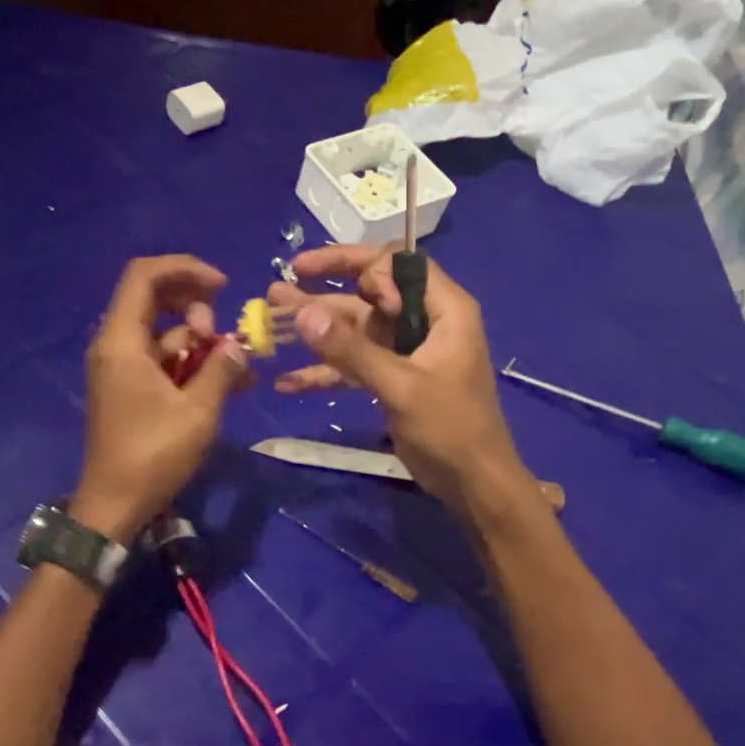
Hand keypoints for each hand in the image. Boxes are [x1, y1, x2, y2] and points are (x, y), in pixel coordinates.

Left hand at [71, 255, 250, 541]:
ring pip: (162, 334)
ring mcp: (118, 369)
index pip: (145, 275)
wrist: (114, 505)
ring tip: (237, 371)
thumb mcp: (199, 412)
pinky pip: (160, 362)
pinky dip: (189, 366)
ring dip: (200, 343)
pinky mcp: (126, 390)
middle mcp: (113, 346)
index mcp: (121, 340)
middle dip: (196, 308)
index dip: (186, 269)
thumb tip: (238, 347)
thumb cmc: (153, 456)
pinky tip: (225, 384)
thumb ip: (222, 370)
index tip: (223, 287)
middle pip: (153, 299)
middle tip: (221, 339)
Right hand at [271, 243, 535, 514]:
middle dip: (322, 295)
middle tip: (275, 291)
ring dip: (317, 334)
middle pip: (368, 295)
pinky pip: (355, 367)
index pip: (396, 264)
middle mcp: (425, 322)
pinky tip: (288, 384)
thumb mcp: (399, 385)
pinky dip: (326, 374)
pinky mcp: (394, 381)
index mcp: (443, 309)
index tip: (310, 272)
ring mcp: (407, 353)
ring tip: (271, 328)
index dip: (353, 263)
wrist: (474, 483)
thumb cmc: (450, 428)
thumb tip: (303, 313)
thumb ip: (350, 350)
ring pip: (356, 332)